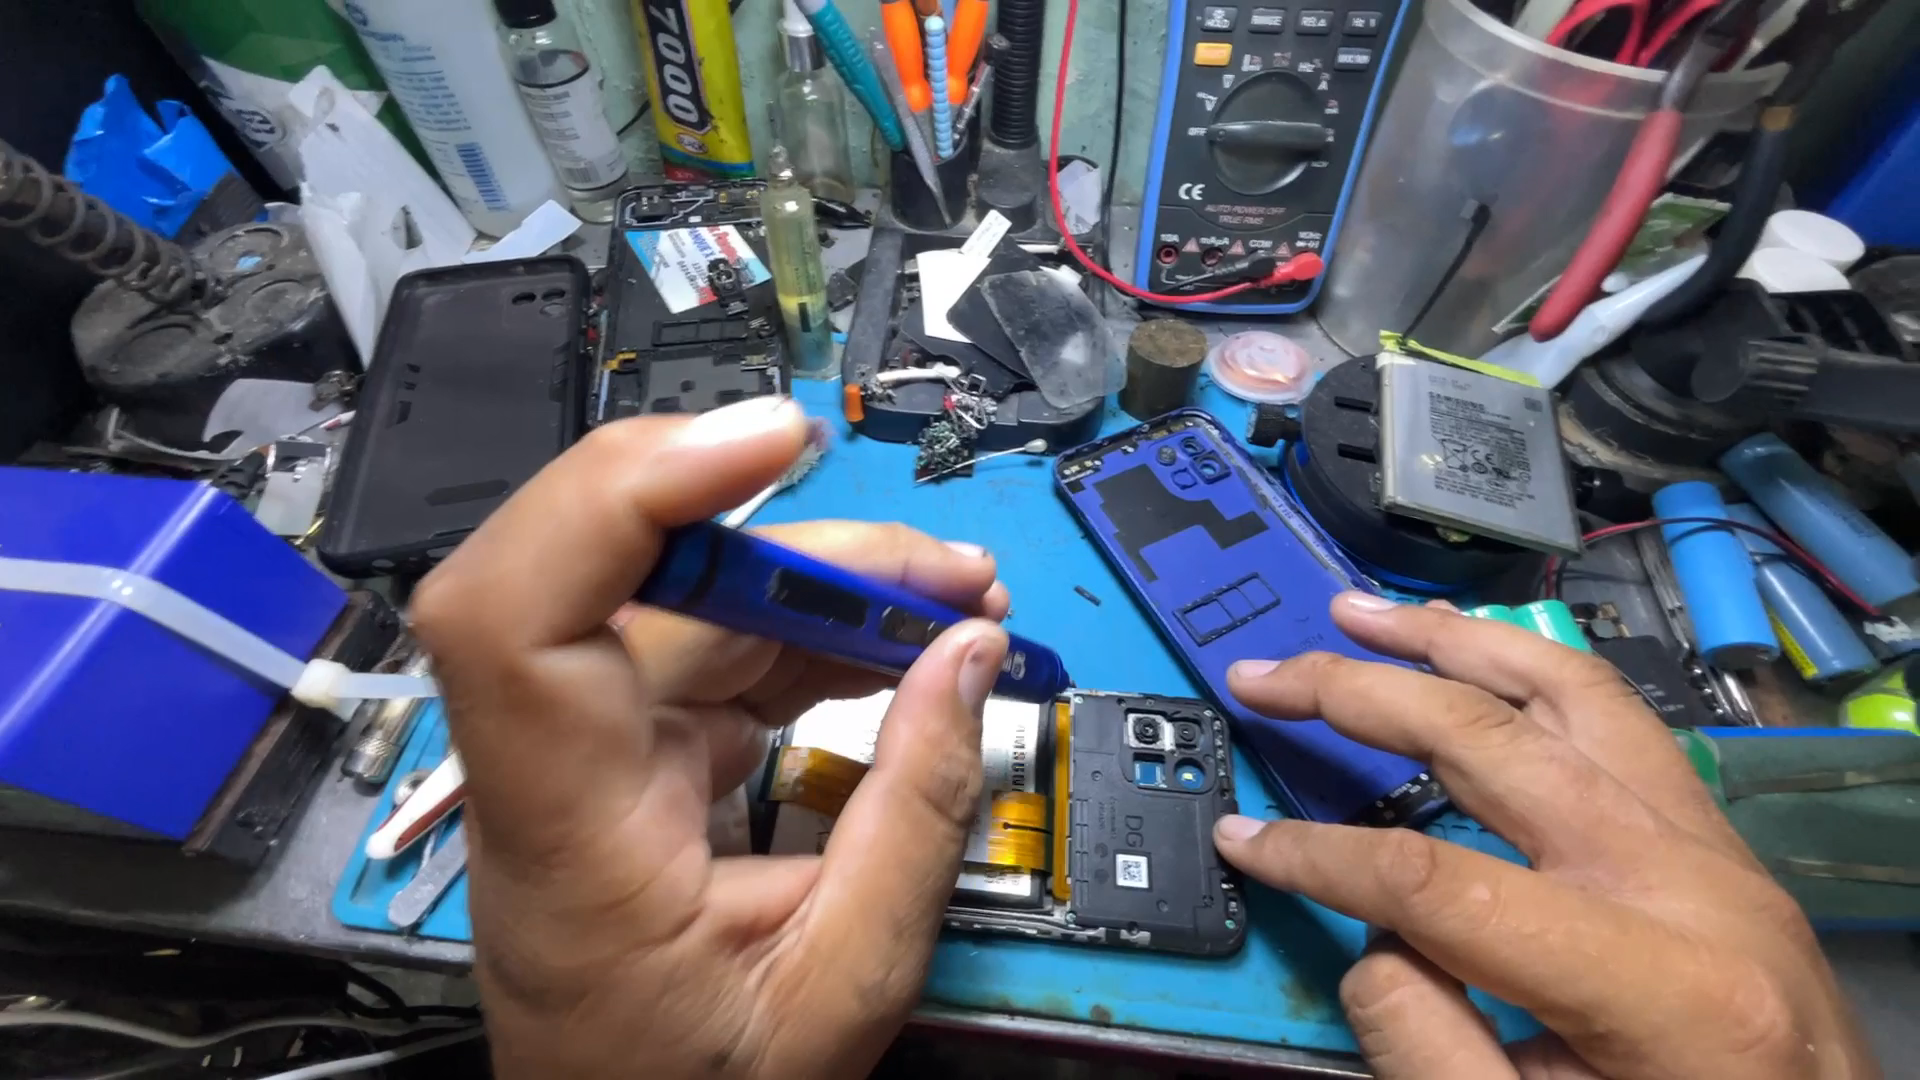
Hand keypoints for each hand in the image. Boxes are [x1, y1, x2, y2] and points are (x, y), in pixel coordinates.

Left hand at [410, 397, 1010, 1078]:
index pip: (523, 612)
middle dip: (825, 555)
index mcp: (569, 834)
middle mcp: (570, 758)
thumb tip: (967, 658)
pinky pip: (741, 645)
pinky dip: (831, 630)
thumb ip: (918, 813)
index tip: (766, 442)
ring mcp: (610, 737)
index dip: (626, 494)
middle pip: (671, 583)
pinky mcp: (654, 735)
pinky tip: (906, 640)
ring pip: (718, 600)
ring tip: (955, 600)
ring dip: (845, 586)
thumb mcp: (847, 978)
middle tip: (952, 575)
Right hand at [1212, 593, 1876, 1079]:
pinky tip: (1461, 639)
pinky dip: (1513, 657)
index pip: (1432, 878)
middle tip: (1261, 675)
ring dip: (1440, 638)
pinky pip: (1601, 708)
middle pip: (1486, 739)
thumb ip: (1420, 1042)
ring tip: (1356, 611)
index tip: (1241, 841)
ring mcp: (1707, 843)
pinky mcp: (1702, 832)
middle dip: (1352, 694)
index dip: (1314, 855)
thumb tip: (1369, 928)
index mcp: (1658, 978)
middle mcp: (1690, 879)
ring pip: (1559, 688)